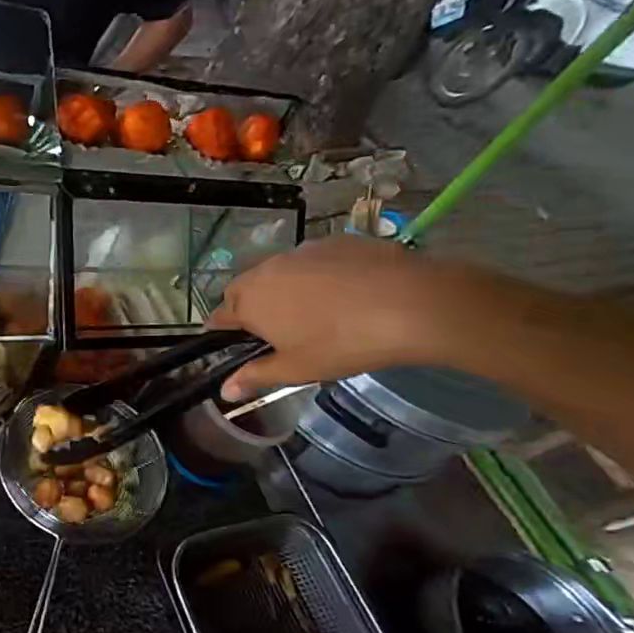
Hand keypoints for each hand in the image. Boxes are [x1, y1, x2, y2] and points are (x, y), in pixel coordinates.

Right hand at [207, 236, 496, 399]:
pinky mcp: (338, 241)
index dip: (223, 331)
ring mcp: (304, 251)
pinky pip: (313, 260)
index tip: (236, 344)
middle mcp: (268, 270)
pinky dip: (317, 274)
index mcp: (249, 301)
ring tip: (314, 312)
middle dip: (251, 306)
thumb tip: (225, 391)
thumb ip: (255, 376)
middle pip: (245, 288)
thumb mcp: (295, 369)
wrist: (414, 303)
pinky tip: (344, 293)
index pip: (219, 315)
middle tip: (277, 331)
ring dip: (284, 289)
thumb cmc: (342, 343)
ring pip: (279, 272)